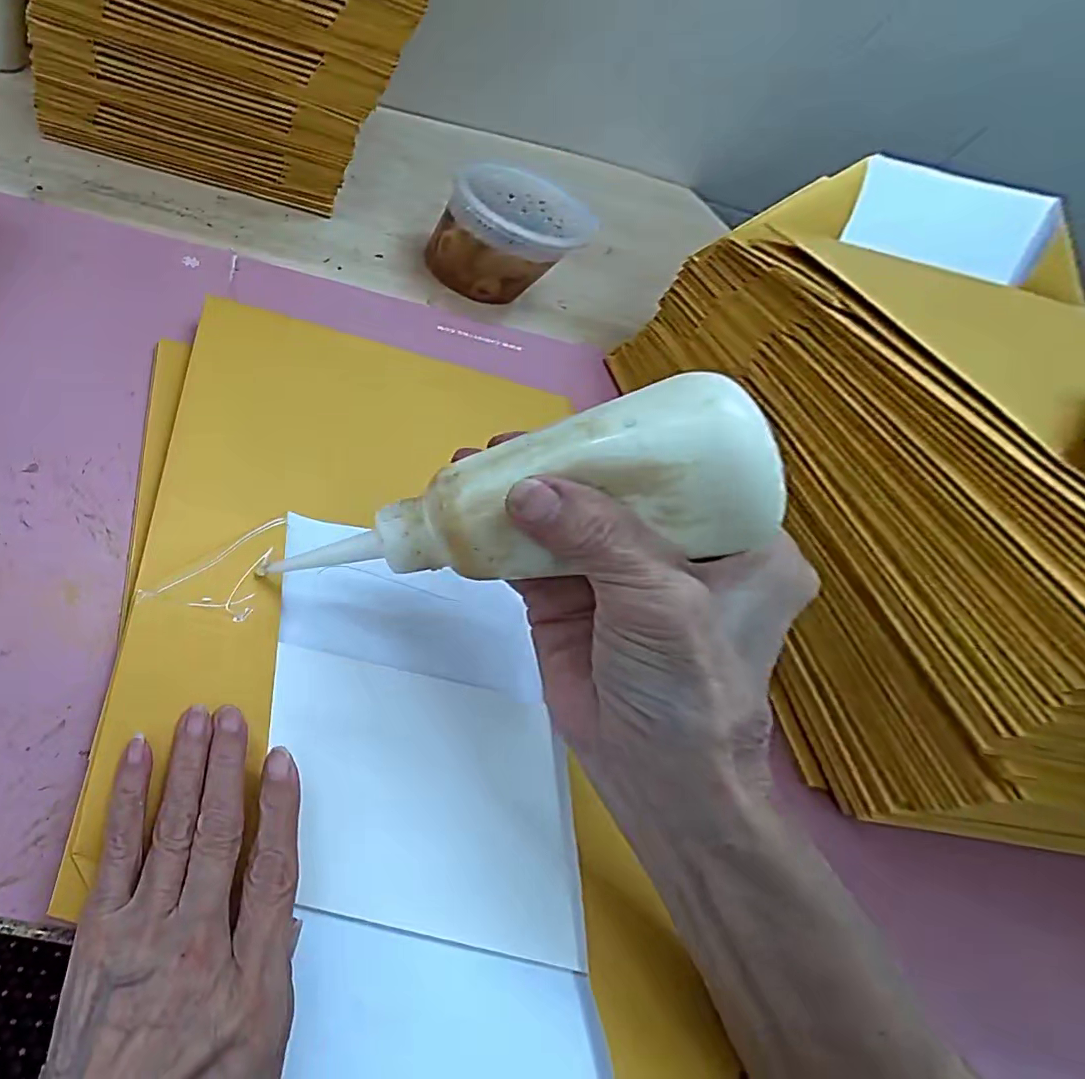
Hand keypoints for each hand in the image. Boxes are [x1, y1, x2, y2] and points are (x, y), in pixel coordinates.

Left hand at [44, 705, 300, 1078]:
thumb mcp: (260, 1046)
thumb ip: (272, 966)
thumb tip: (281, 907)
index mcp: (249, 978)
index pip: (273, 871)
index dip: (280, 810)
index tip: (281, 763)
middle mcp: (200, 942)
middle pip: (221, 834)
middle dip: (228, 769)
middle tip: (232, 718)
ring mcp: (146, 928)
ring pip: (174, 828)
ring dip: (186, 767)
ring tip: (196, 721)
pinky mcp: (101, 926)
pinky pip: (120, 845)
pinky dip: (129, 794)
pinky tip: (139, 754)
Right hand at [455, 439, 817, 809]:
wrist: (651, 772)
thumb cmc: (688, 687)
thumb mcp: (660, 601)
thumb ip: (598, 539)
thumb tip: (524, 490)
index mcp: (734, 542)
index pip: (677, 474)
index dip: (622, 446)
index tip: (567, 429)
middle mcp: (671, 553)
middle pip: (604, 494)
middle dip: (552, 469)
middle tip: (501, 447)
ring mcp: (610, 578)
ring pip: (558, 522)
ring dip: (515, 499)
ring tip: (469, 471)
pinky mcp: (563, 601)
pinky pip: (526, 558)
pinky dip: (496, 538)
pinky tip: (466, 519)